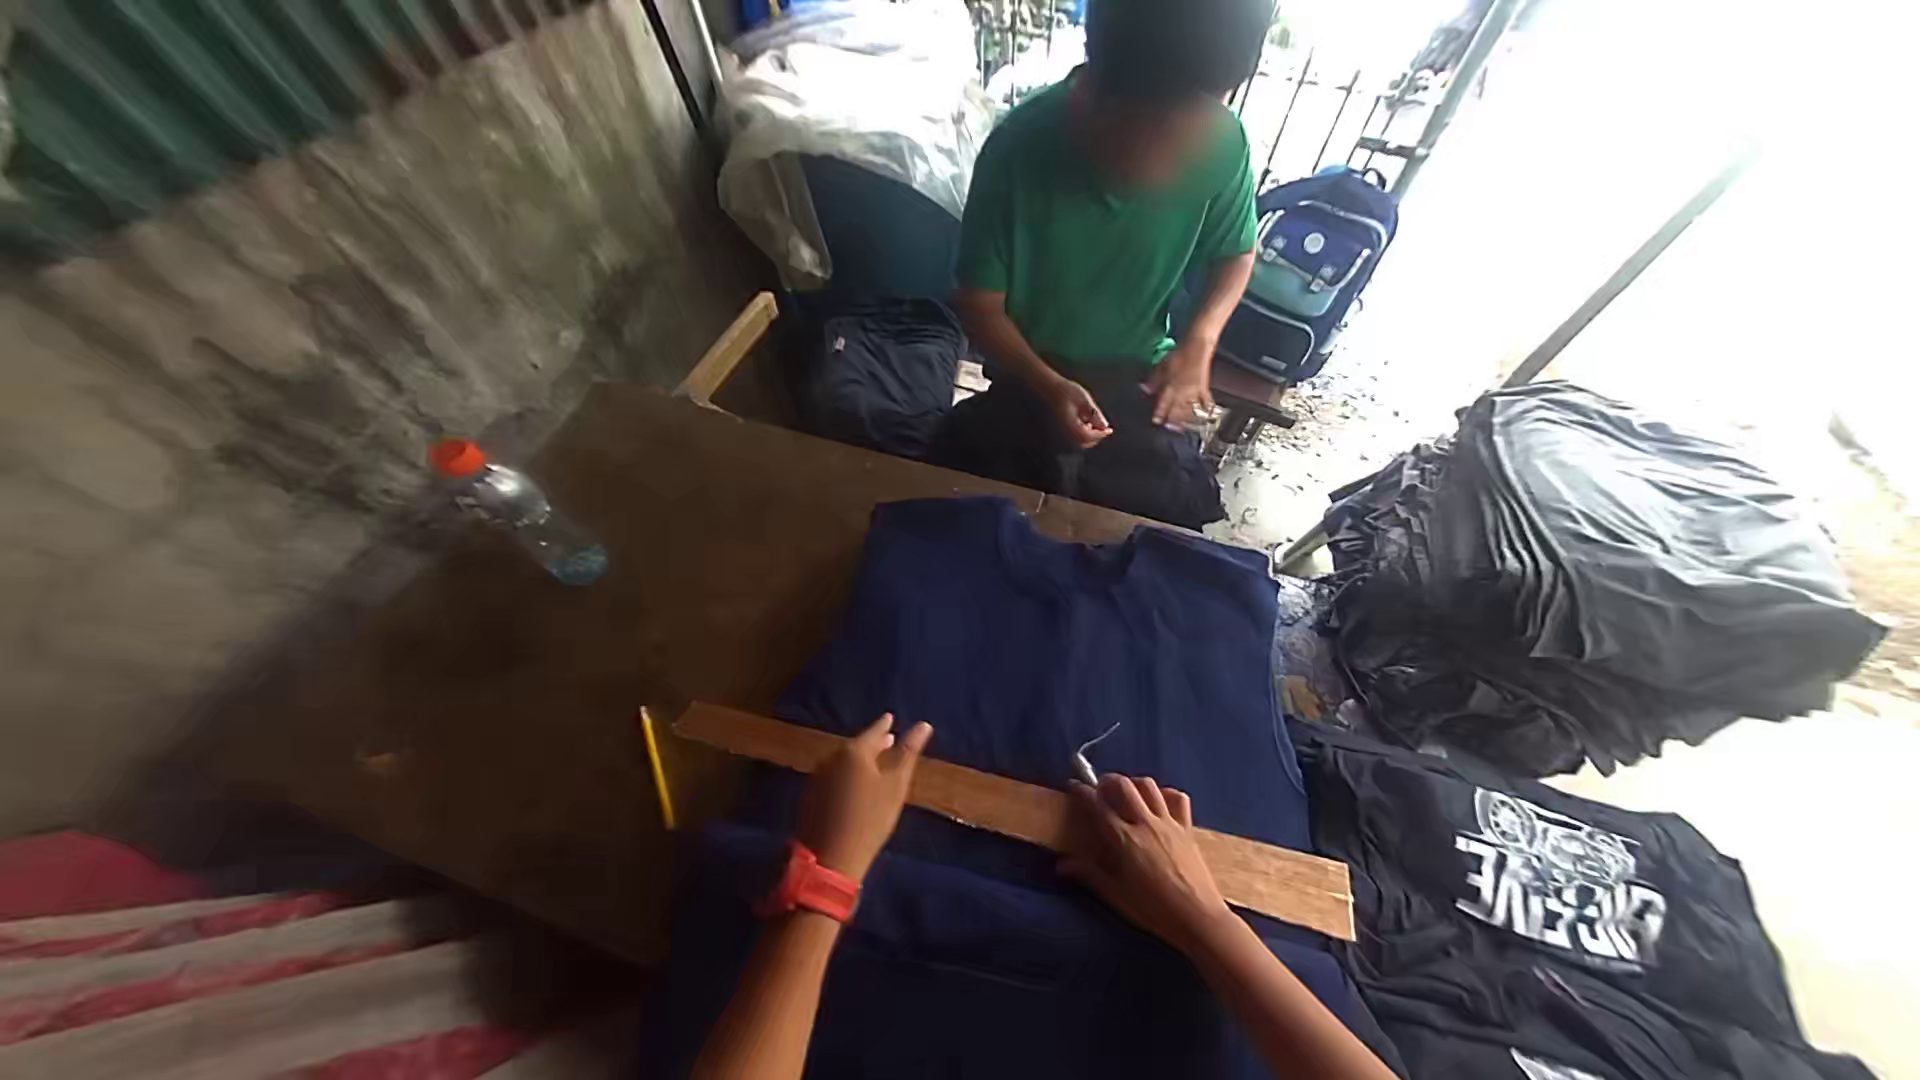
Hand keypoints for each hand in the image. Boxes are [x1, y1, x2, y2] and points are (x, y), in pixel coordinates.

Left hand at [795, 713, 933, 882]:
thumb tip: (924, 725)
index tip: (890, 718)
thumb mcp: (896, 785)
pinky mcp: (811, 795)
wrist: (831, 858)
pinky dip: (847, 773)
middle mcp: (832, 758)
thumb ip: (909, 753)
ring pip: (843, 760)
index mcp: (854, 751)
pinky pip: (834, 774)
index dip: (884, 725)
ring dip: (860, 758)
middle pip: (857, 745)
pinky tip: (855, 783)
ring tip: (875, 761)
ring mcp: (818, 776)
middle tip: (888, 739)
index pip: (873, 731)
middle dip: (874, 743)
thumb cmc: (871, 819)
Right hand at [1043, 377, 1111, 448]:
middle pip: (1083, 443)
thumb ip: (1095, 414)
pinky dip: (1082, 434)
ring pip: (1078, 441)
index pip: (1088, 437)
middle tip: (1103, 428)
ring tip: (1094, 425)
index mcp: (1071, 426)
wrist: (1049, 387)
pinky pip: (1073, 437)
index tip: (1109, 430)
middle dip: (1095, 437)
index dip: (1100, 435)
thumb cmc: (1065, 391)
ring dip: (1088, 436)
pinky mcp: (1061, 429)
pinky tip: (1084, 424)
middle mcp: (1065, 432)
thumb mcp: (1084, 400)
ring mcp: (1062, 431)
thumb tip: (1105, 425)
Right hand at [1060, 774, 1233, 955]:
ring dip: (1134, 782)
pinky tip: (1159, 801)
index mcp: (1124, 839)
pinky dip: (1166, 793)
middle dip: (1107, 780)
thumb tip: (1060, 865)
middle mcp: (1144, 823)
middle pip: (1123, 785)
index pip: (1097, 805)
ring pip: (1149, 786)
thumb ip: (1090, 874)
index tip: (1074, 786)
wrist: (1199, 919)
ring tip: (1127, 791)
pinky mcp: (1187, 828)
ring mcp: (1168, 823)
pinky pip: (1178, 798)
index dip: (1082, 791)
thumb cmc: (1154, 910)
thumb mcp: (1117, 895)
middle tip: (1100, 788)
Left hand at [1145, 342, 1215, 428]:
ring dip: (1184, 418)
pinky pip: (1205, 401)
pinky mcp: (1204, 388)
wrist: (1197, 345)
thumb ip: (1154, 380)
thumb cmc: (1178, 355)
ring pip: (1190, 409)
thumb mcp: (1162, 366)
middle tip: (1168, 427)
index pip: (1164, 403)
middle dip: (1172, 420)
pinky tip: (1204, 415)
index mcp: (1172, 386)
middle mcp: (1184, 391)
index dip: (1159, 413)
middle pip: (1177, 410)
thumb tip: (1144, 390)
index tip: (1155, 421)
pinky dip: (1205, 408)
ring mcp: (1195, 391)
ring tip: (1181, 426)